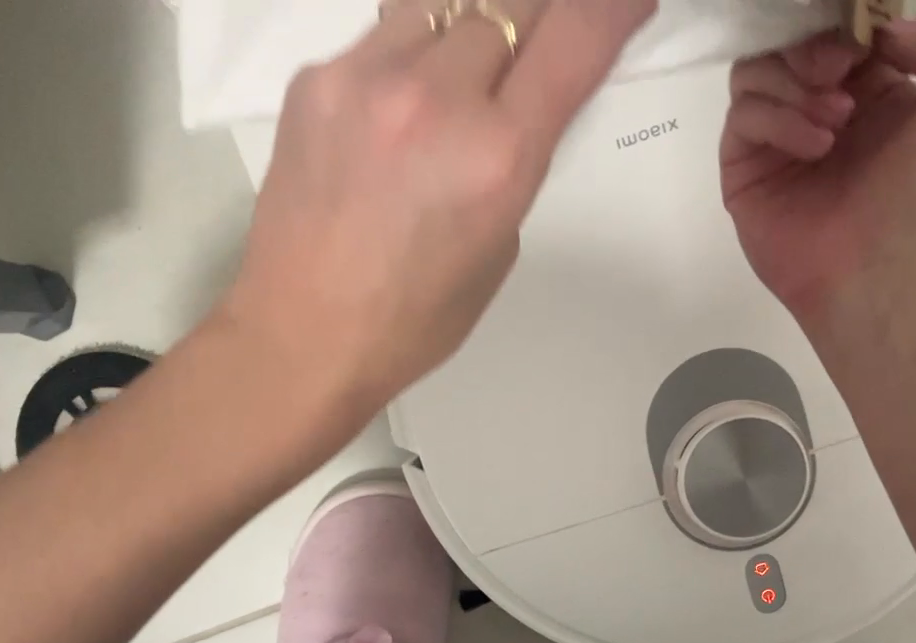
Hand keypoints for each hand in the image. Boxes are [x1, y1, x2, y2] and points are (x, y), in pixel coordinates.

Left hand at [222, 0, 656, 414]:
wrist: (302, 337)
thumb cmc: (411, 320)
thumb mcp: (498, 249)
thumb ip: (514, 162)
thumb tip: (511, 103)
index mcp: (497, 157)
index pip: (574, 36)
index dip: (613, 4)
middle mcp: (434, 99)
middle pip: (513, 0)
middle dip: (542, 15)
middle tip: (543, 43)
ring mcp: (364, 77)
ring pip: (445, 3)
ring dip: (473, 28)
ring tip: (463, 79)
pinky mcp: (314, 78)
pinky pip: (383, 36)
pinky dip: (409, 58)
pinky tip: (398, 112)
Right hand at [720, 0, 915, 322]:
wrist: (884, 267)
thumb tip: (886, 23)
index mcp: (874, 79)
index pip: (840, 18)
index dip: (846, 11)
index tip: (865, 34)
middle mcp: (820, 100)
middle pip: (790, 34)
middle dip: (817, 41)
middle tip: (843, 70)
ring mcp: (776, 135)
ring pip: (757, 66)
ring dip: (796, 81)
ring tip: (835, 122)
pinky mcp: (744, 166)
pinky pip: (742, 114)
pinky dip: (778, 118)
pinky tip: (815, 148)